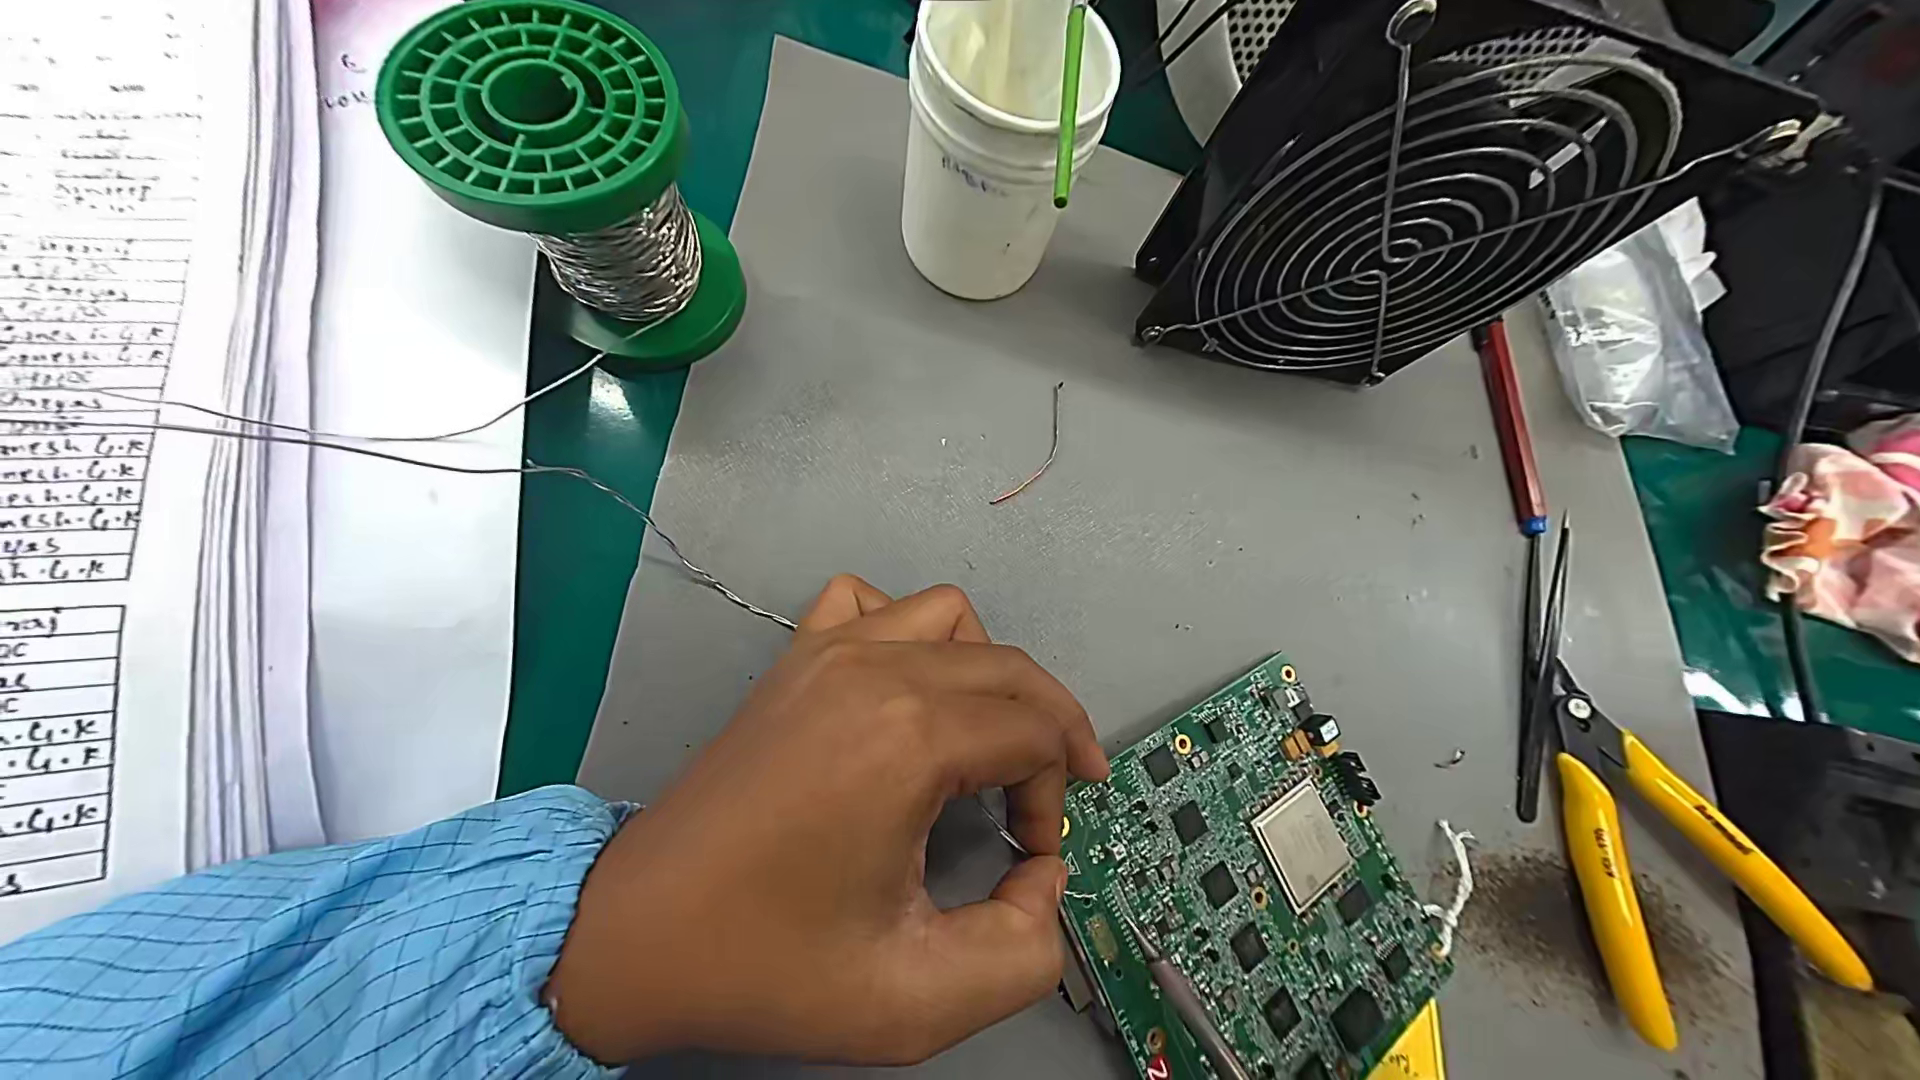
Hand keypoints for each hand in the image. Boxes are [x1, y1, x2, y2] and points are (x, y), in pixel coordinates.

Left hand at [548, 576, 1108, 1064]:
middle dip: (1049, 728)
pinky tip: (905, 682)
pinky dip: (905, 628)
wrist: (641, 929)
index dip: (1053, 794)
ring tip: (983, 733)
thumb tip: (1044, 873)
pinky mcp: (798, 655)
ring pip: (951, 616)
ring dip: (990, 670)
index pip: (1033, 733)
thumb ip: (1023, 950)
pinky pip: (869, 602)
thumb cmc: (771, 961)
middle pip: (1010, 668)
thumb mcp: (915, 999)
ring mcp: (832, 650)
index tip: (1031, 853)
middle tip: (1045, 793)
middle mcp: (878, 671)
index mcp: (910, 738)